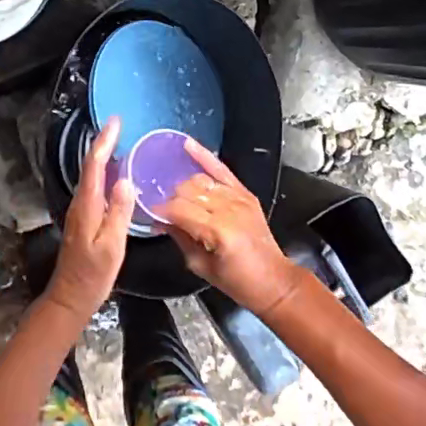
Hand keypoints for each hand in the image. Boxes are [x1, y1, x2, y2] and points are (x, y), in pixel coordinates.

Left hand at [45, 116, 135, 318]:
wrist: (71, 296)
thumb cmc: (93, 275)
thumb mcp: (111, 246)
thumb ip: (118, 213)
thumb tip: (124, 180)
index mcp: (86, 206)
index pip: (94, 166)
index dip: (103, 142)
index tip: (115, 122)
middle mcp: (80, 203)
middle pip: (90, 165)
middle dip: (102, 143)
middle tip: (118, 124)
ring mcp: (79, 210)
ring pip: (91, 175)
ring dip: (102, 156)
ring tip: (119, 141)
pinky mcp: (83, 218)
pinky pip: (94, 187)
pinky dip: (103, 173)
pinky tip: (114, 173)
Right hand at [155, 138, 305, 316]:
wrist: (273, 280)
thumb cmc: (236, 281)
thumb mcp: (200, 265)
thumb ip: (179, 237)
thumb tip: (158, 220)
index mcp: (217, 231)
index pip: (178, 209)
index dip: (161, 210)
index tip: (151, 214)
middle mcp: (229, 209)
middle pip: (188, 190)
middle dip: (172, 198)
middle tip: (164, 209)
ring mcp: (238, 198)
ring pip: (200, 180)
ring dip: (184, 185)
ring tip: (175, 193)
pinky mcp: (245, 193)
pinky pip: (221, 169)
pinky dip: (204, 156)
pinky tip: (187, 145)